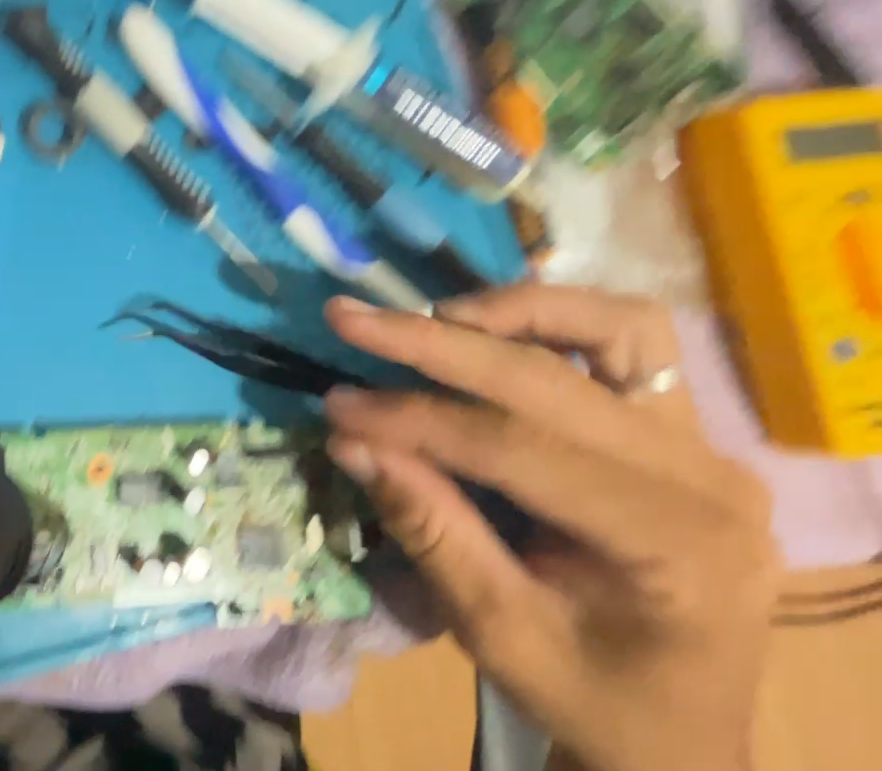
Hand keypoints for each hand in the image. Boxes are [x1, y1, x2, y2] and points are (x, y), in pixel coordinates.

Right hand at [322, 287, 775, 770]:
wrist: (676, 730)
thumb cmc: (590, 694)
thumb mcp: (496, 631)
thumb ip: (430, 529)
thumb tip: (350, 442)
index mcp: (675, 544)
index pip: (518, 447)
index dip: (415, 418)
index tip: (334, 407)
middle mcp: (705, 477)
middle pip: (551, 377)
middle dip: (437, 343)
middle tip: (352, 320)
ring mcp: (704, 445)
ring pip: (615, 328)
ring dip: (511, 312)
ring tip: (426, 318)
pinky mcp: (683, 430)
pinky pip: (628, 341)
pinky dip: (553, 320)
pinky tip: (487, 330)